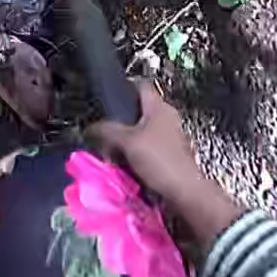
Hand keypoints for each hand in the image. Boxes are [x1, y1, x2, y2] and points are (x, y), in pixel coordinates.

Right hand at [89, 79, 203, 198]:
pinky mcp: (172, 153)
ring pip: (144, 129)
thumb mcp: (127, 142)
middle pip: (140, 109)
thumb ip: (107, 131)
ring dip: (128, 138)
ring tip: (113, 149)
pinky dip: (137, 151)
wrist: (185, 192)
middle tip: (106, 128)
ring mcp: (172, 135)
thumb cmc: (159, 160)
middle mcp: (168, 117)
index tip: (109, 95)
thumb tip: (90, 128)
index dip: (125, 85)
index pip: (141, 84)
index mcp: (159, 107)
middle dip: (122, 119)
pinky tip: (127, 163)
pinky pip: (150, 146)